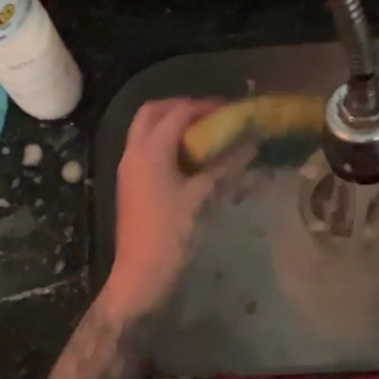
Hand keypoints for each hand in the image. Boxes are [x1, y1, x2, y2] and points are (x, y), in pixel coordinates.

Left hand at [100, 99, 252, 317]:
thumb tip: (250, 146)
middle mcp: (134, 152)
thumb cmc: (171, 233)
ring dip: (171, 125)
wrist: (141, 271)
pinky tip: (190, 159)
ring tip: (203, 135)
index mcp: (150, 151)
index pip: (177, 113)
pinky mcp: (131, 183)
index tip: (230, 110)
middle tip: (210, 116)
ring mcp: (129, 168)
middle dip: (181, 108)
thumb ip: (224, 167)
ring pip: (146, 130)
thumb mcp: (201, 198)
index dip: (204, 107)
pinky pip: (146, 149)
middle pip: (152, 113)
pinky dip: (166, 143)